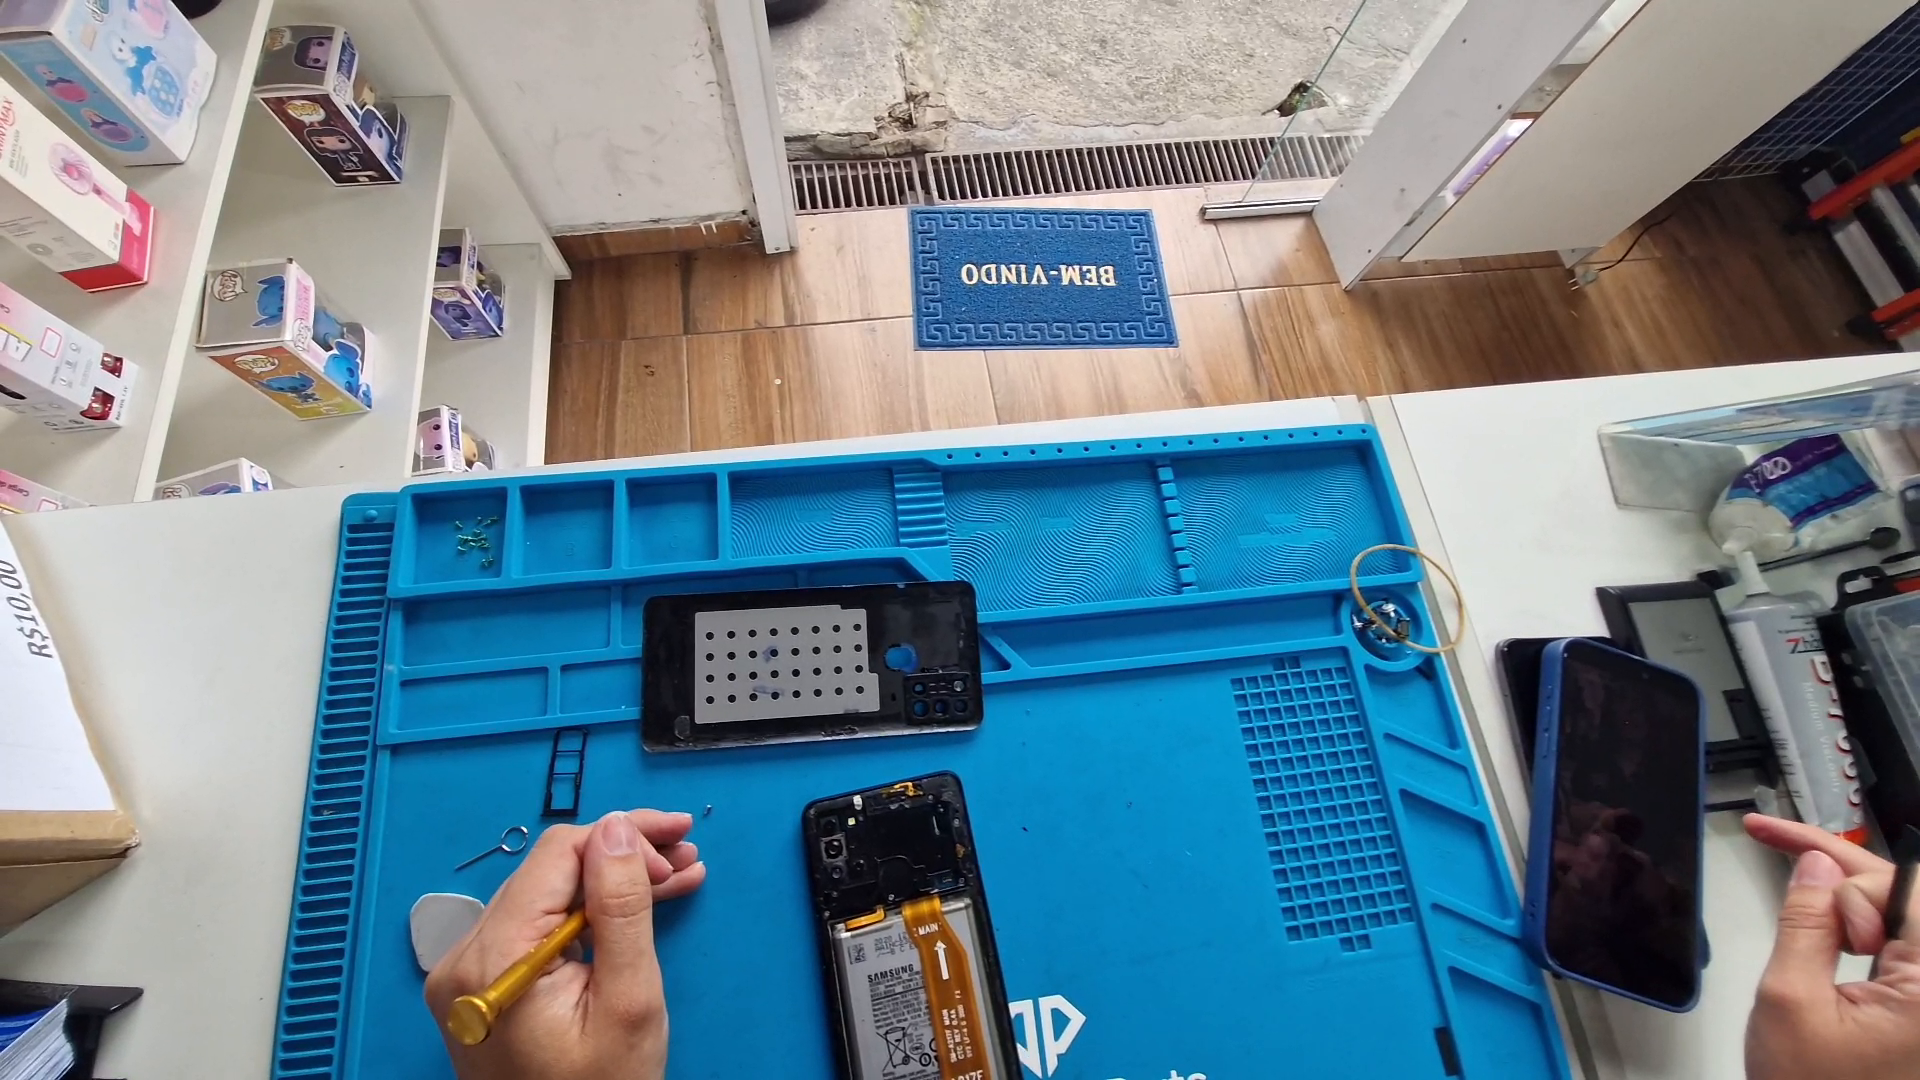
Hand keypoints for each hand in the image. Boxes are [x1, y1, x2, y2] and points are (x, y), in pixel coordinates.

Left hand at [425, 810, 707, 1079]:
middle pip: (558, 866)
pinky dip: (600, 906)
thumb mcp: (628, 998)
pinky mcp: (490, 979)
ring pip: (558, 887)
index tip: (678, 851)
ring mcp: (475, 969)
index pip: (560, 853)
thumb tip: (619, 826)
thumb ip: (622, 907)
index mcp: (494, 957)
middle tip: (689, 854)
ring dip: (621, 877)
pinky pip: (549, 917)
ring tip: (682, 871)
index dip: (625, 839)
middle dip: (629, 854)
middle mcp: (468, 954)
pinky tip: (650, 897)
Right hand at [1743, 814, 1919, 1079]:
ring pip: (1909, 918)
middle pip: (1911, 898)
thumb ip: (1806, 924)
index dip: (1837, 856)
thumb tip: (1814, 862)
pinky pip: (1909, 947)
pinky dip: (1869, 923)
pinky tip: (1835, 920)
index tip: (1767, 834)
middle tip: (1769, 844)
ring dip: (1855, 897)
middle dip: (1843, 867)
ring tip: (1804, 899)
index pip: (1907, 890)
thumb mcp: (1790, 996)